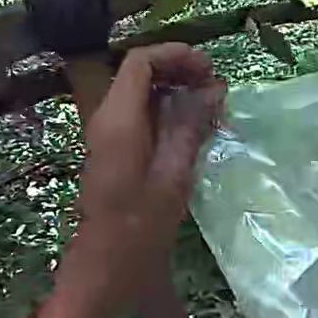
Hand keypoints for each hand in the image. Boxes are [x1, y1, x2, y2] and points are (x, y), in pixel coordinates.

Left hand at [78, 43, 225, 247]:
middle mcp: (106, 116)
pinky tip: (191, 125)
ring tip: (210, 103)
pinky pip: (136, 112)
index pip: (139, 62)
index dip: (174, 55)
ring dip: (172, 88)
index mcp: (118, 118)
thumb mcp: (174, 174)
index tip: (209, 67)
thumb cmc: (140, 225)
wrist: (103, 263)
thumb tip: (213, 88)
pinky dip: (163, 108)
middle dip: (176, 69)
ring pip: (138, 91)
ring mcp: (105, 131)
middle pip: (137, 72)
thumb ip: (191, 126)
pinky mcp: (111, 147)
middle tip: (214, 85)